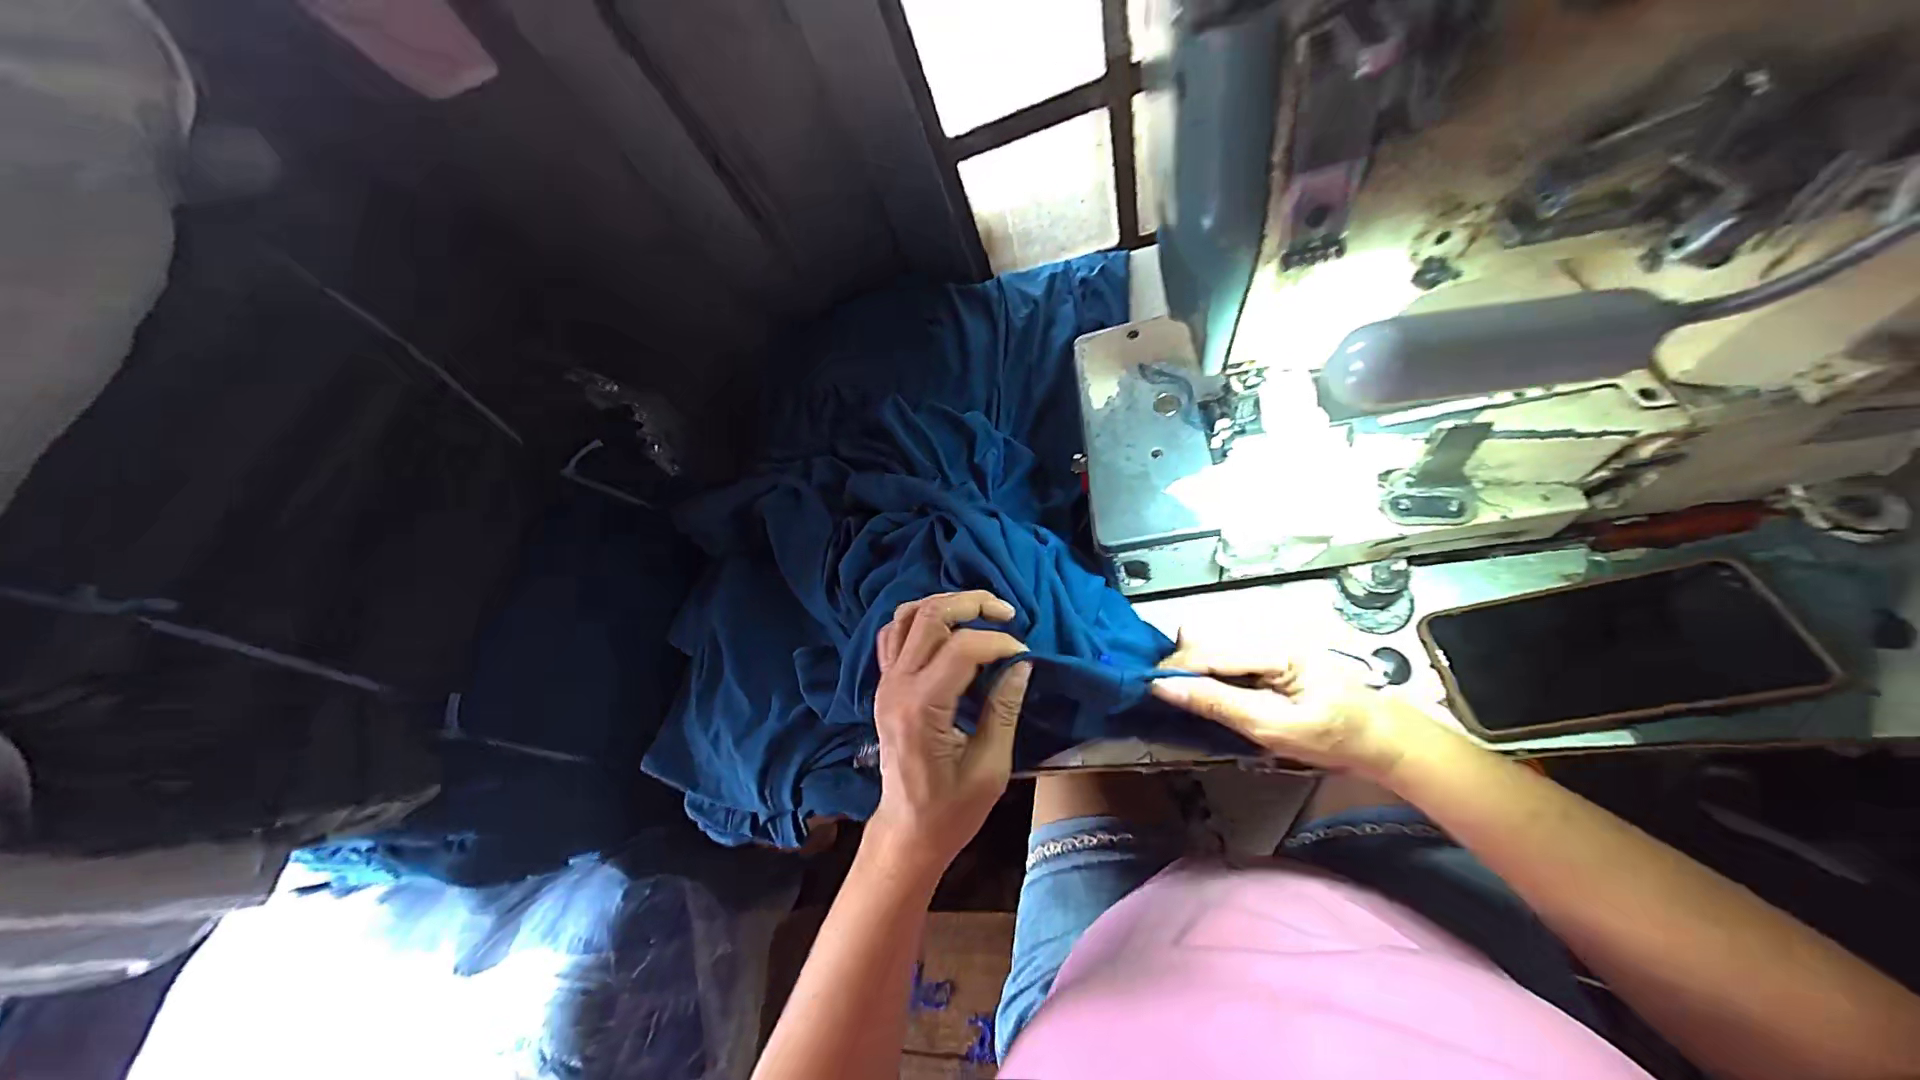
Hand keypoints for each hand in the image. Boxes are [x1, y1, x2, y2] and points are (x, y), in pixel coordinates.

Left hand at [867, 591, 1032, 879]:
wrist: (906, 831)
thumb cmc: (951, 810)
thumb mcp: (990, 767)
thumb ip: (1003, 709)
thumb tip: (1021, 664)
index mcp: (922, 708)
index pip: (961, 648)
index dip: (999, 642)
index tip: (1025, 655)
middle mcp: (897, 686)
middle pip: (930, 616)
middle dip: (972, 603)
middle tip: (1006, 612)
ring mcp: (885, 683)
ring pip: (908, 616)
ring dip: (946, 604)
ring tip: (980, 612)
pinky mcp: (884, 685)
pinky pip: (895, 634)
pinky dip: (921, 620)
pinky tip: (947, 630)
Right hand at [1153, 635, 1451, 781]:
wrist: (1384, 740)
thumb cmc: (1335, 737)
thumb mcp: (1272, 727)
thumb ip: (1217, 703)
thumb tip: (1165, 686)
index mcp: (1272, 649)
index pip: (1206, 650)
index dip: (1173, 669)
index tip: (1148, 691)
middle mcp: (1267, 637)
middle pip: (1204, 641)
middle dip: (1180, 668)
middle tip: (1169, 700)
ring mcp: (1268, 645)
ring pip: (1211, 647)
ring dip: (1193, 672)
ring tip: (1187, 700)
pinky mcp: (1270, 657)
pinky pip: (1225, 658)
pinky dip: (1210, 676)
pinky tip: (1210, 696)